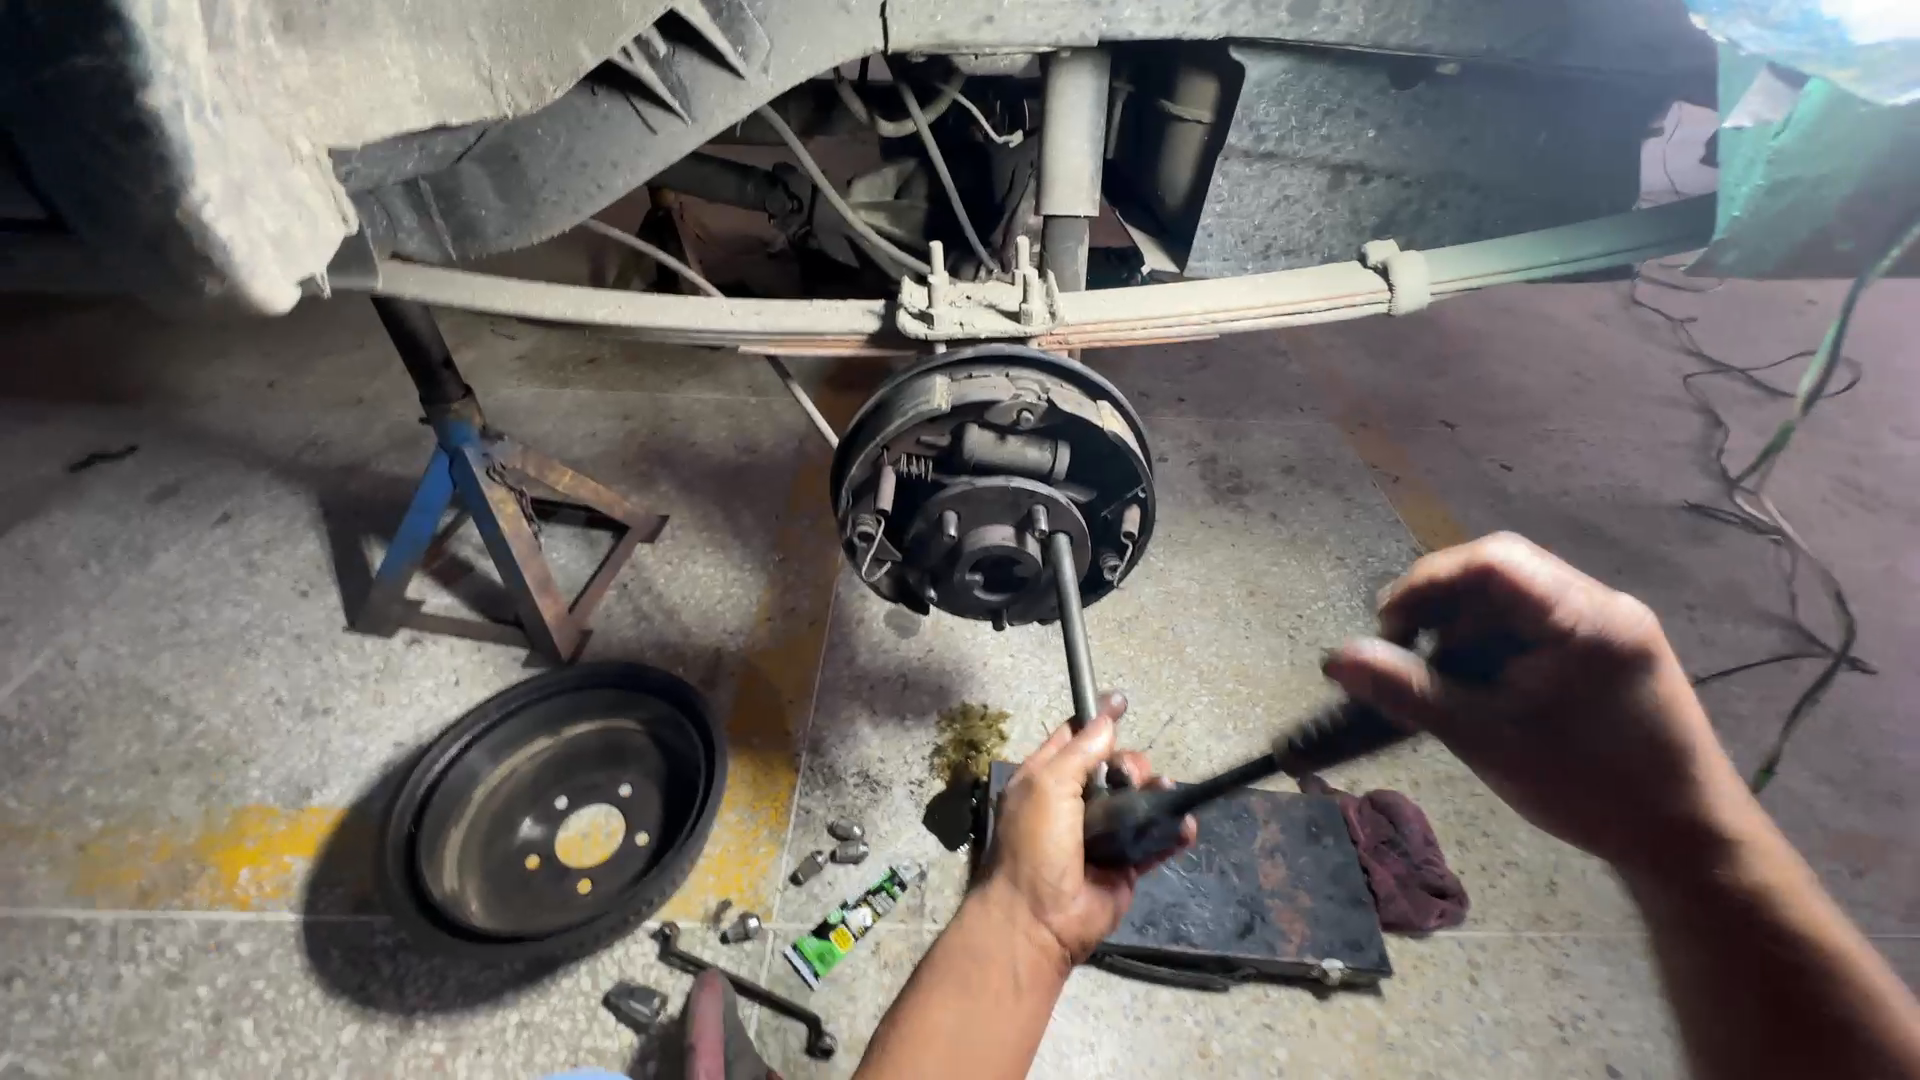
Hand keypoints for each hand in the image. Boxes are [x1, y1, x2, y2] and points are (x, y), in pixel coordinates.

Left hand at [978, 691, 1196, 966]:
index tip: (1123, 703)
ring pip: (1137, 802)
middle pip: (1113, 768)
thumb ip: (1080, 750)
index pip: (1074, 738)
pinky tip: (1186, 823)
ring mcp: (1101, 836)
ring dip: (1156, 794)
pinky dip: (1172, 832)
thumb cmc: (1034, 843)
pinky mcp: (1124, 866)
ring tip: (1164, 795)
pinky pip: (1153, 842)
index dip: (1098, 721)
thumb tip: (1106, 715)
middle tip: (1131, 775)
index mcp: (1045, 779)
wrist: (1038, 919)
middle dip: (1129, 764)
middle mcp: (1072, 803)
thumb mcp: (1047, 785)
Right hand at [1322, 533, 1753, 876]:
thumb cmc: (1589, 789)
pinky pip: (1526, 623)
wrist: (1687, 843)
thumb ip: (1406, 690)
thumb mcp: (1484, 738)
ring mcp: (1606, 625)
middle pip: (1495, 573)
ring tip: (1442, 681)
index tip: (1391, 631)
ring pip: (1506, 598)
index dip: (1426, 582)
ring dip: (1459, 630)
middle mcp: (1600, 605)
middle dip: (1438, 609)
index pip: (1490, 561)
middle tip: (1407, 654)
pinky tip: (1477, 686)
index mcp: (1585, 618)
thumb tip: (1334, 658)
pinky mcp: (1601, 648)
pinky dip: (1486, 645)